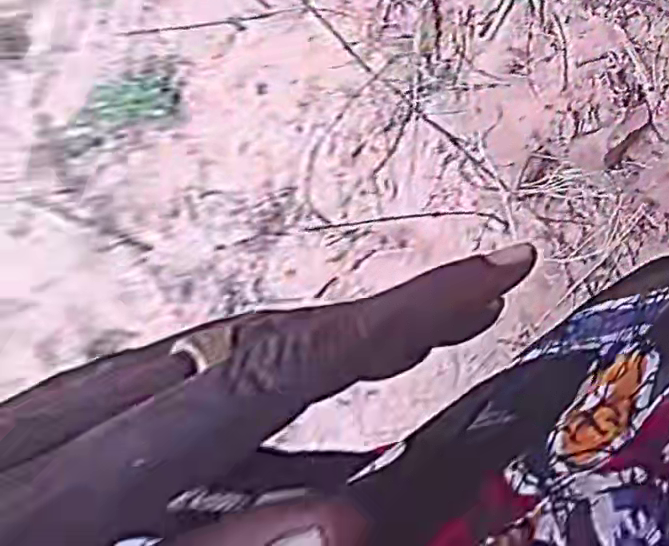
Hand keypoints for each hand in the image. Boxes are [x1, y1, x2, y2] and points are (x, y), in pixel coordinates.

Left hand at [0, 243, 536, 544]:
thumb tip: (352, 516)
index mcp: (51, 494)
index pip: (270, 372)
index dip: (401, 316)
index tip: (505, 268)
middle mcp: (35, 443)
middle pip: (249, 344)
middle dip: (384, 317)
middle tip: (483, 297)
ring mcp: (19, 440)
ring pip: (212, 361)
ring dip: (333, 351)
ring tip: (421, 348)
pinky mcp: (19, 449)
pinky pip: (166, 406)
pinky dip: (259, 413)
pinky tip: (308, 451)